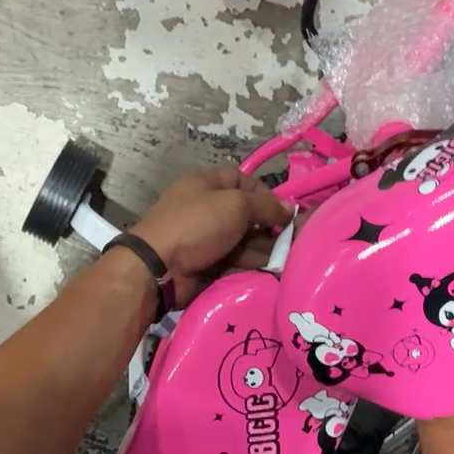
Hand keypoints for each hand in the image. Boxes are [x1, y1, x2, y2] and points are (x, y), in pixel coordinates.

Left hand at [129, 166, 291, 305]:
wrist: (160, 268)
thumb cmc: (197, 225)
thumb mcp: (234, 205)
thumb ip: (265, 206)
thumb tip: (289, 210)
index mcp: (206, 184)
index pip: (242, 180)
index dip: (264, 193)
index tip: (284, 211)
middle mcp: (206, 209)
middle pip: (245, 214)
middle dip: (269, 226)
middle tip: (293, 240)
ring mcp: (206, 239)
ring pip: (243, 241)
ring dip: (264, 249)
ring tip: (287, 260)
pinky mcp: (207, 264)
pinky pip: (235, 263)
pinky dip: (252, 267)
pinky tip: (272, 272)